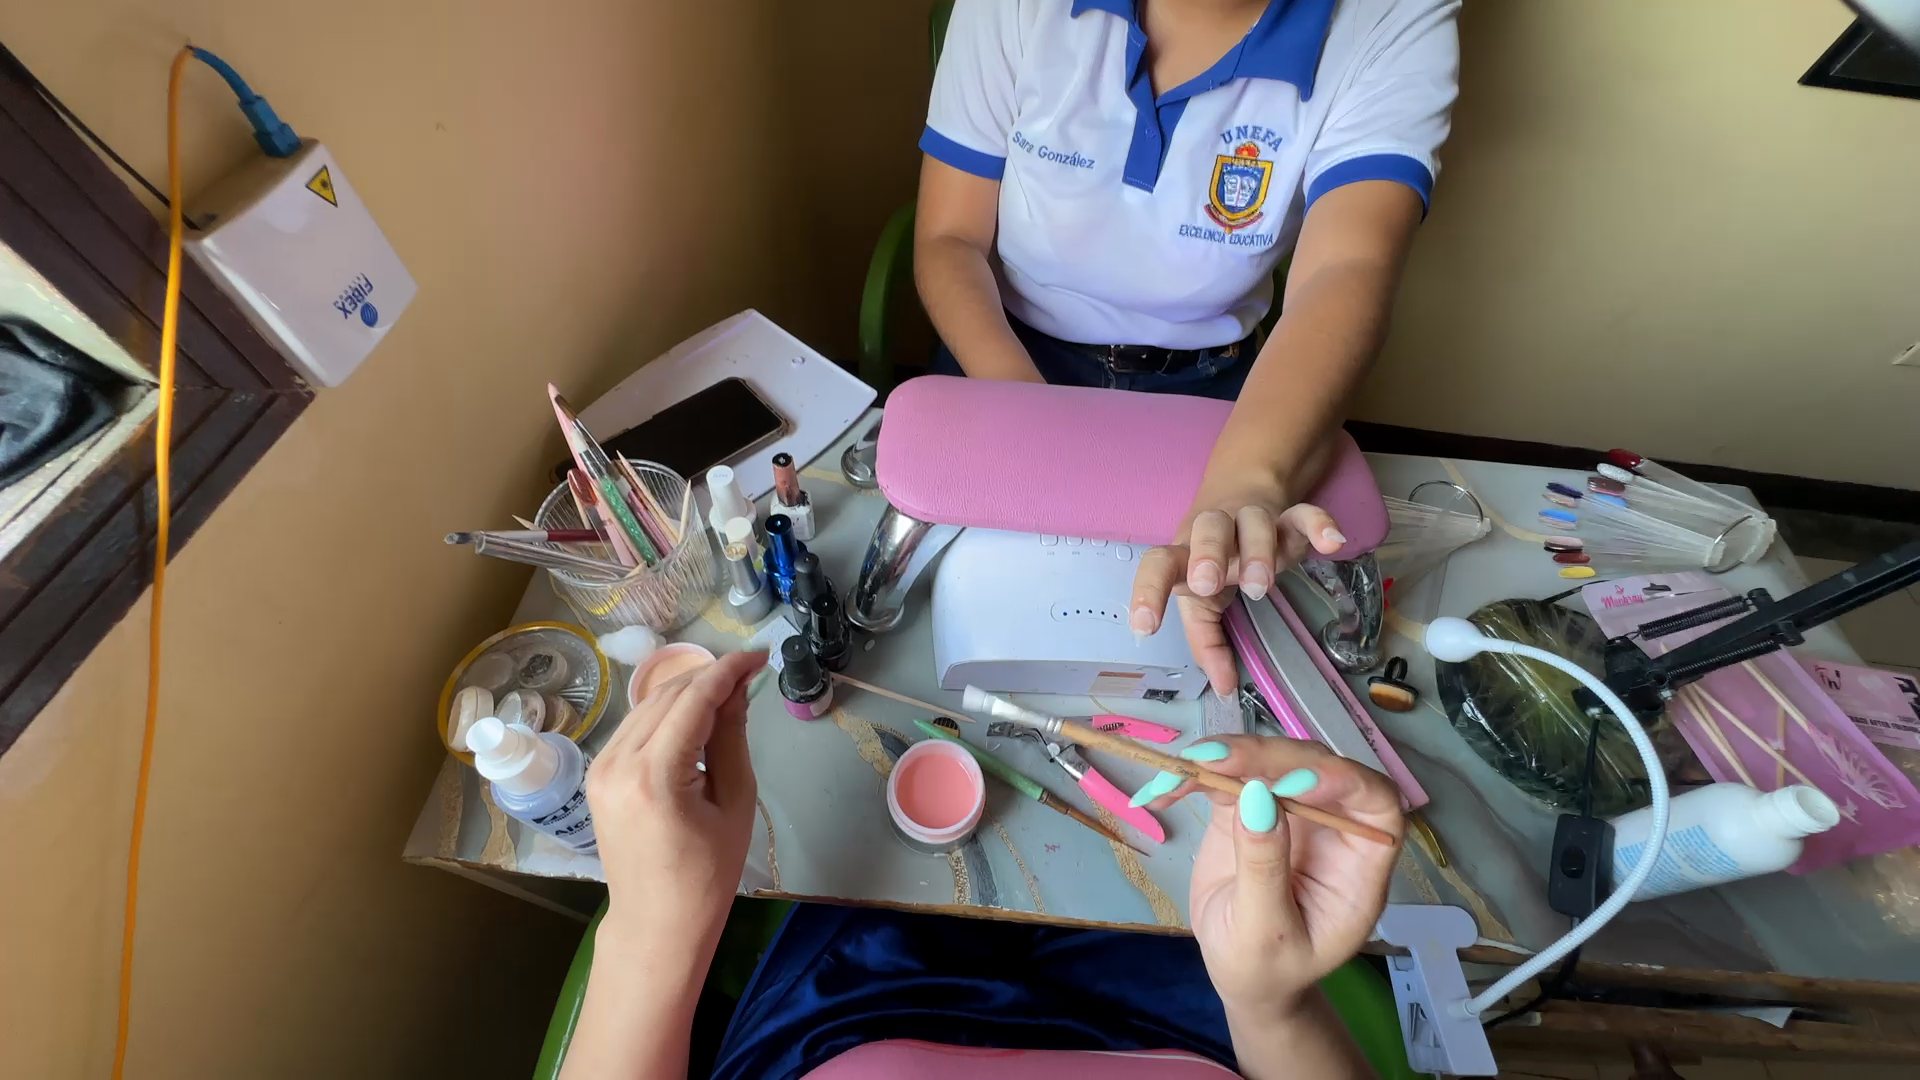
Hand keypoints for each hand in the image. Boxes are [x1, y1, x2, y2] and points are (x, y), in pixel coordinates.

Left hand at [584, 650, 765, 952]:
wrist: (656, 923)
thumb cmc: (708, 872)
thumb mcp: (735, 800)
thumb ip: (731, 736)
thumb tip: (738, 687)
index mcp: (654, 775)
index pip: (693, 699)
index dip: (729, 670)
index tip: (760, 656)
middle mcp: (617, 763)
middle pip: (668, 695)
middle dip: (711, 675)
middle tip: (751, 670)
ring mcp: (601, 768)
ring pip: (649, 704)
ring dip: (690, 688)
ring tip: (730, 685)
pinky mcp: (598, 774)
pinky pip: (637, 724)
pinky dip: (669, 709)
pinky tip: (697, 709)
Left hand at [1129, 471, 1346, 695]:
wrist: (1242, 495)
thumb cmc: (1214, 561)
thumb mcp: (1203, 600)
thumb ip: (1207, 642)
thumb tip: (1225, 688)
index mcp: (1185, 555)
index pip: (1159, 565)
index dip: (1148, 592)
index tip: (1144, 628)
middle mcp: (1214, 532)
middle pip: (1208, 528)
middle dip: (1207, 554)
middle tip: (1207, 584)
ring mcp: (1252, 520)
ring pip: (1254, 521)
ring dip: (1257, 551)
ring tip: (1260, 586)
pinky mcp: (1290, 518)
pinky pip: (1305, 515)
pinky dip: (1318, 525)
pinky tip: (1330, 544)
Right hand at [1135, 736, 1402, 1015]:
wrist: (1238, 971)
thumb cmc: (1267, 967)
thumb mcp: (1267, 931)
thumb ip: (1264, 867)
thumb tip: (1257, 797)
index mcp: (1356, 864)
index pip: (1374, 803)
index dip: (1342, 779)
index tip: (1292, 783)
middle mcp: (1327, 826)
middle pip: (1309, 765)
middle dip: (1263, 756)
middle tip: (1214, 760)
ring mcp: (1285, 811)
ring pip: (1264, 760)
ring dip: (1221, 755)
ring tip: (1181, 768)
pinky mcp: (1244, 805)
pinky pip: (1222, 775)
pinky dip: (1190, 777)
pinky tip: (1161, 792)